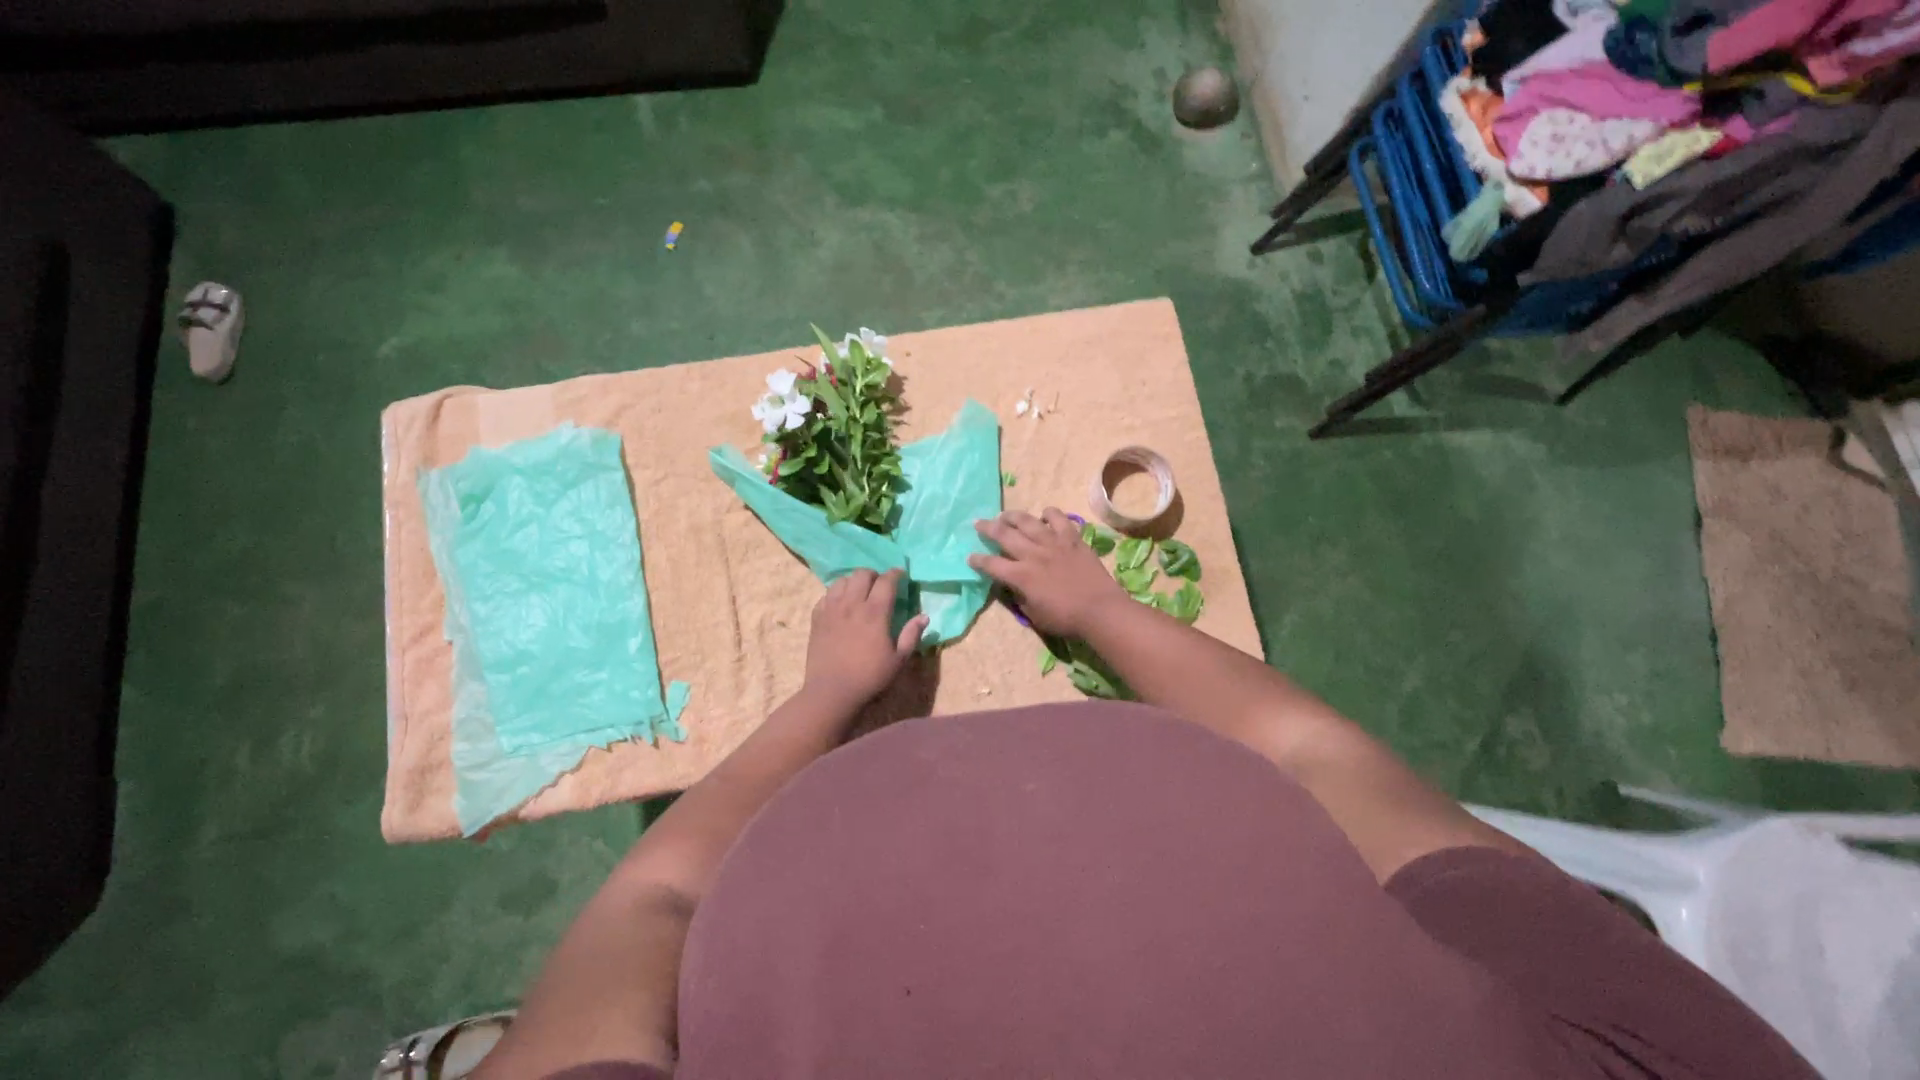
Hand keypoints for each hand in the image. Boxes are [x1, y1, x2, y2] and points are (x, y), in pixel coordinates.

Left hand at [803, 568, 927, 709]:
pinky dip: (835, 595)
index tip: (900, 574)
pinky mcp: (816, 619)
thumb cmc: (870, 677)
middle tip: (879, 585)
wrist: (832, 692)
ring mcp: (831, 610)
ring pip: (841, 581)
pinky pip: (825, 596)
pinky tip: (840, 605)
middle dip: (873, 575)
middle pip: (862, 574)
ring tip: (858, 593)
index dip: (895, 574)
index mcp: (875, 613)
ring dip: (853, 582)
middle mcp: (852, 605)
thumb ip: (911, 635)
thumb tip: (924, 616)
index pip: (886, 581)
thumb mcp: (898, 660)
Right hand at [969, 508, 1128, 637]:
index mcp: (1021, 576)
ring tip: (1005, 515)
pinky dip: (1049, 514)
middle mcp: (1032, 554)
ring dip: (1012, 516)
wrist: (1100, 610)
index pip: (991, 564)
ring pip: (1027, 521)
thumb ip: (1019, 597)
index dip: (978, 560)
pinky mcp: (1072, 538)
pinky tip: (1044, 516)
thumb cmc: (1065, 619)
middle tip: (978, 523)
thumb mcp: (1034, 615)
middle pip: (1004, 534)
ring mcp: (1053, 543)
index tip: (971, 556)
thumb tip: (1011, 585)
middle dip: (987, 528)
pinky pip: (1058, 518)